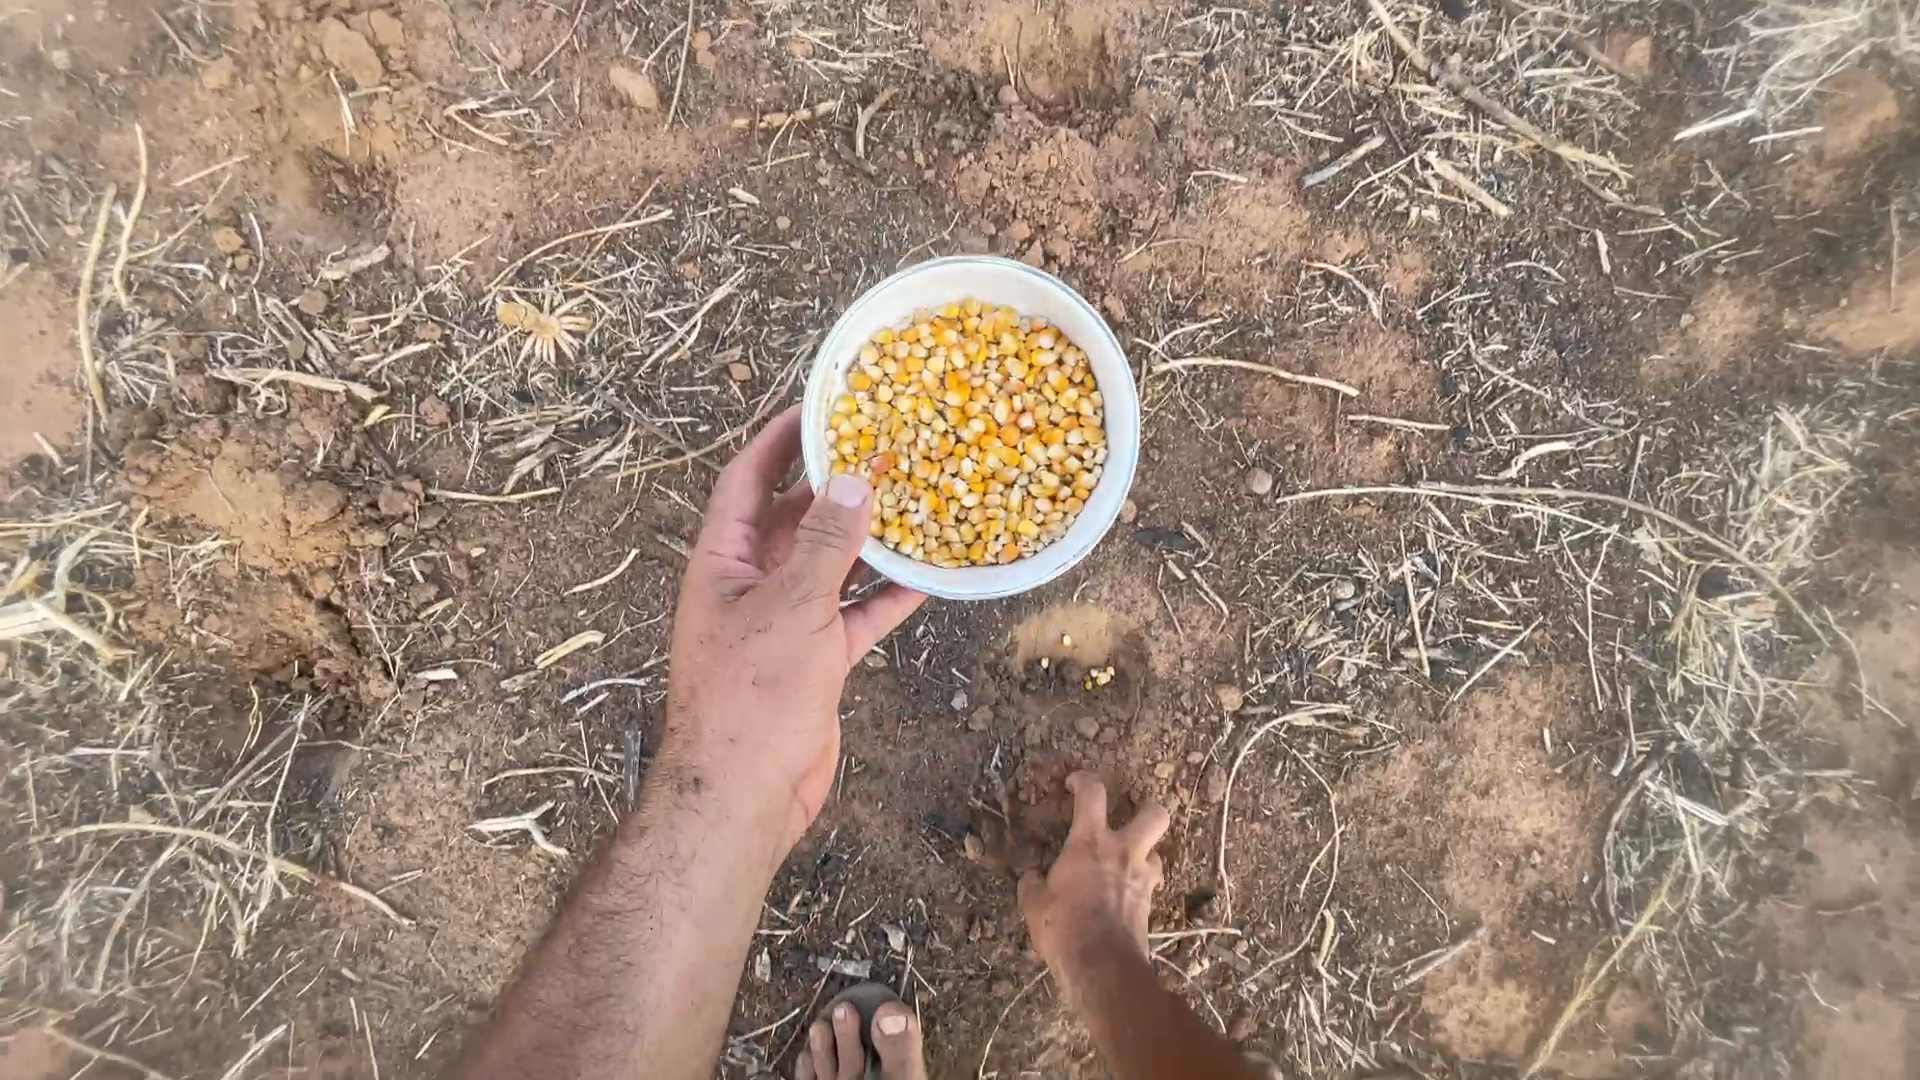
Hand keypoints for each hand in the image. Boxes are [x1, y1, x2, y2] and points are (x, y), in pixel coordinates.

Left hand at [663, 406, 925, 846]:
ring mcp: (785, 621)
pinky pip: (854, 615)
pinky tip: (924, 578)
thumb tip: (853, 481)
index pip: (748, 480)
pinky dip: (885, 598)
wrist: (746, 793)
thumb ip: (826, 543)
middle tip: (883, 451)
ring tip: (910, 503)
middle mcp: (752, 583)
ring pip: (831, 566)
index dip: (780, 440)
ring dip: (867, 541)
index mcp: (724, 559)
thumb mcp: (792, 605)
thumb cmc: (752, 692)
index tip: (819, 407)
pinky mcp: (816, 658)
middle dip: (835, 487)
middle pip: (796, 519)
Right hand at [1018, 772, 1169, 994]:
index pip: (1093, 792)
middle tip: (1127, 816)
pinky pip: (1151, 882)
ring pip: (1157, 849)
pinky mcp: (1150, 904)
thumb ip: (1033, 884)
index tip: (1073, 784)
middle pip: (1154, 814)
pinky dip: (1141, 882)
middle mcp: (1122, 851)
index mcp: (1090, 841)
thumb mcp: (1034, 904)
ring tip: (1125, 860)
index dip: (1084, 779)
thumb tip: (1034, 878)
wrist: (1103, 968)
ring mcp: (1141, 878)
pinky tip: (1124, 894)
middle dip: (1145, 808)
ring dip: (1143, 851)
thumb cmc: (1064, 927)